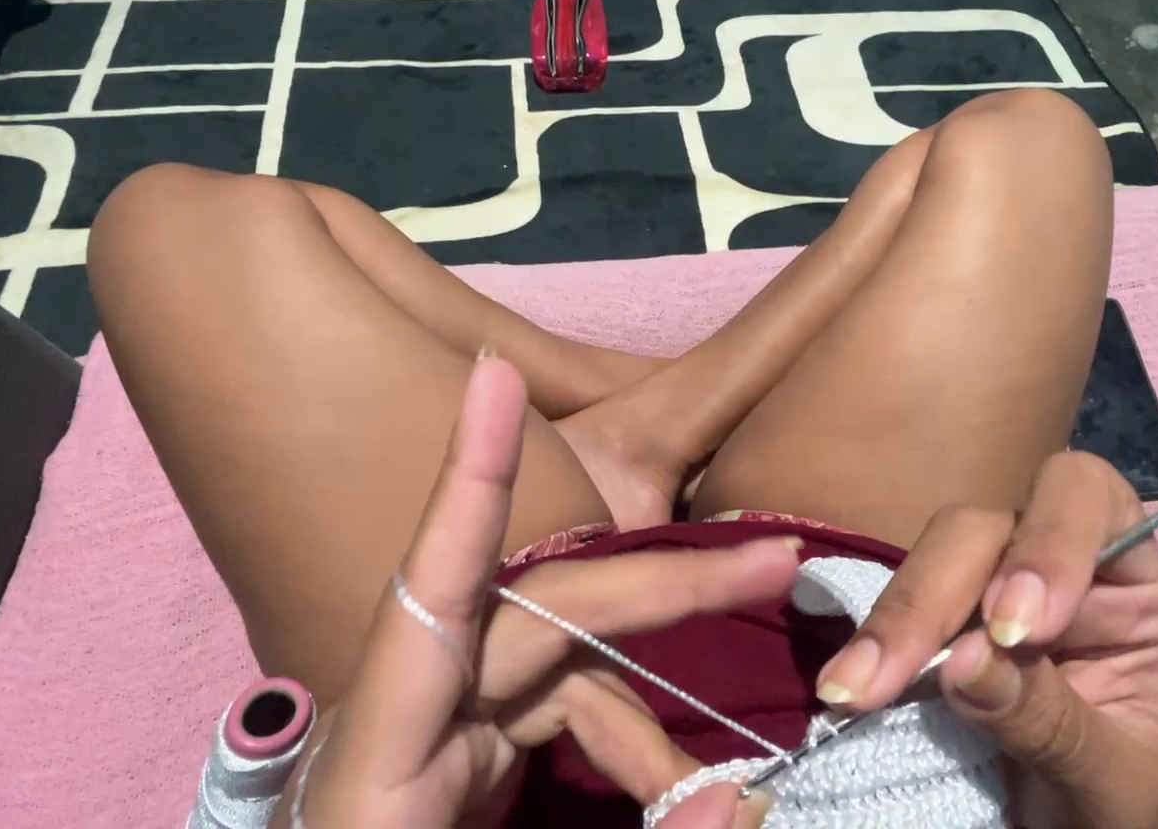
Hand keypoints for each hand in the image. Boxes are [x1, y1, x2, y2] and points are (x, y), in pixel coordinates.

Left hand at [288, 354, 799, 827]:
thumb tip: (739, 801)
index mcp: (384, 756)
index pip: (433, 584)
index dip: (471, 472)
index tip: (489, 371)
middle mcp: (413, 717)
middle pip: (549, 612)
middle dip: (666, 585)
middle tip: (773, 560)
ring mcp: (444, 735)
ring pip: (566, 663)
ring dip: (656, 695)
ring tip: (739, 759)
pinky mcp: (468, 761)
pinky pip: (561, 712)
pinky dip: (628, 741)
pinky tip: (682, 790)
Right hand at [813, 452, 1157, 828]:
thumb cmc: (1137, 814)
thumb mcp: (1124, 788)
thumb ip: (1058, 727)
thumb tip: (964, 661)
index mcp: (1130, 586)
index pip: (1090, 500)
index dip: (1049, 539)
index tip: (1014, 628)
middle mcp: (1051, 568)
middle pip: (983, 528)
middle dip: (938, 594)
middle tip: (896, 674)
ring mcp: (986, 591)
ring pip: (930, 557)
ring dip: (894, 618)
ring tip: (853, 689)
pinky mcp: (937, 623)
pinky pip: (896, 603)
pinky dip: (871, 642)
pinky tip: (847, 684)